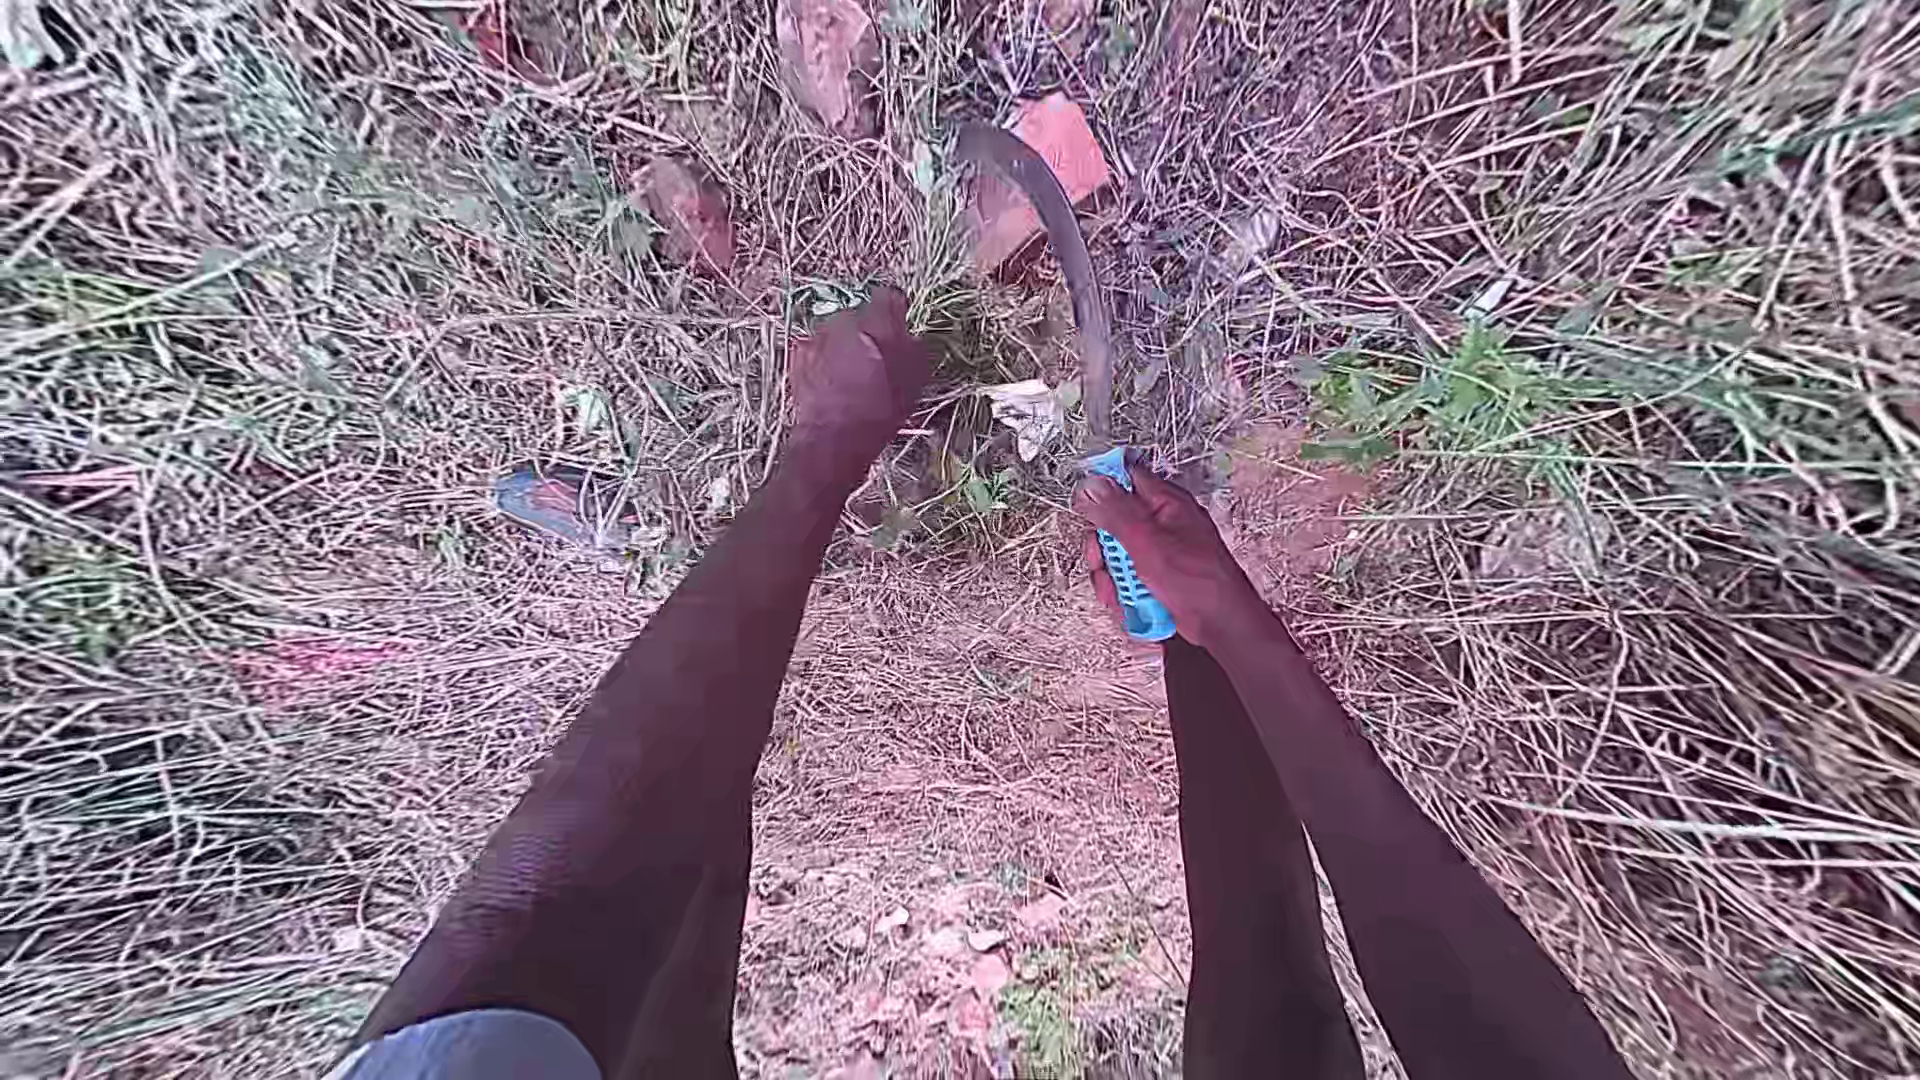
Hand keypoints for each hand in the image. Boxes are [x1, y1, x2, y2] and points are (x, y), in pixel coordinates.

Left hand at [788, 286, 929, 466]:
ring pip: (837, 333)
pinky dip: (825, 362)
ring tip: (854, 379)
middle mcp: (846, 319)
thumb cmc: (879, 410)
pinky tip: (834, 386)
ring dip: (845, 348)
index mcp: (880, 320)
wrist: (835, 436)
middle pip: (861, 315)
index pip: (891, 297)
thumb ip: (915, 350)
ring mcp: (819, 335)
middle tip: (877, 362)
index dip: (896, 312)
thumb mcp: (915, 381)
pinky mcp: (799, 354)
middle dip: (869, 334)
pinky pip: (817, 350)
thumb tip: (912, 340)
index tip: (899, 326)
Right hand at [1075, 466, 1269, 649]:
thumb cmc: (1200, 582)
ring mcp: (1158, 551)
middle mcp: (1162, 524)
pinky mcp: (1155, 575)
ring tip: (1121, 589)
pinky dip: (1122, 590)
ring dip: (1111, 575)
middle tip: (1106, 560)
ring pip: (1116, 554)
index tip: (1086, 506)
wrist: (1219, 624)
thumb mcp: (1148, 541)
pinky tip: (1129, 601)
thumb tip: (1092, 486)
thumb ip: (1116, 511)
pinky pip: (1125, 576)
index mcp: (1166, 503)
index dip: (1102, 490)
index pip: (1126, 479)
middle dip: (1103, 547)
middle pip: (1113, 522)